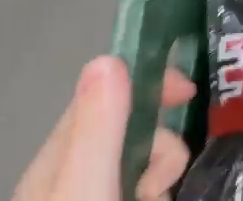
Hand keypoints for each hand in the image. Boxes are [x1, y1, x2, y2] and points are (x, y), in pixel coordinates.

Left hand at [14, 56, 194, 200]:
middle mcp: (66, 179)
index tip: (189, 92)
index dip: (147, 84)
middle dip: (160, 141)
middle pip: (125, 129)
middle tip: (170, 172)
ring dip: (162, 171)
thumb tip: (107, 56)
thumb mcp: (87, 190)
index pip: (102, 96)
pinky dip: (158, 190)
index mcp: (54, 164)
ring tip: (162, 199)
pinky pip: (141, 187)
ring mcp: (89, 199)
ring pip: (139, 161)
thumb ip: (98, 129)